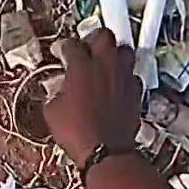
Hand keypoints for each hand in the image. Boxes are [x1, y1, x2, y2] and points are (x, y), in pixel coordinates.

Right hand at [45, 29, 142, 165]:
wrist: (104, 152)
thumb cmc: (80, 133)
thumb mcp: (53, 112)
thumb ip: (55, 93)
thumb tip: (57, 93)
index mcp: (81, 66)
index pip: (72, 44)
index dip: (66, 47)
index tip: (64, 52)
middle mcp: (105, 66)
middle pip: (104, 36)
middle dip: (95, 39)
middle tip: (88, 48)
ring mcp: (123, 77)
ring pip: (125, 50)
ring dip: (115, 53)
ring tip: (107, 62)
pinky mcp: (135, 92)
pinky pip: (133, 75)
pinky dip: (126, 77)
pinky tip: (118, 84)